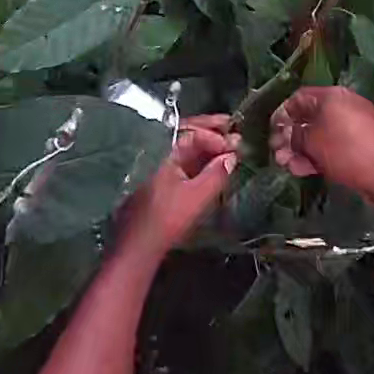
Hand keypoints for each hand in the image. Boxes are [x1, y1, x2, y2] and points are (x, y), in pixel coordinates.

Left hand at [114, 114, 239, 261]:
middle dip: (211, 130)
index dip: (214, 135)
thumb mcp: (197, 196)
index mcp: (165, 153)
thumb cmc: (167, 218)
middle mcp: (162, 156)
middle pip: (188, 134)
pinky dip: (203, 160)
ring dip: (209, 145)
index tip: (234, 142)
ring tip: (231, 144)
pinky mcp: (166, 183)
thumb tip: (232, 155)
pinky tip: (218, 163)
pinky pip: (187, 162)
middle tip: (233, 126)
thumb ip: (216, 173)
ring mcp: (163, 169)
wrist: (139, 246)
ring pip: (188, 148)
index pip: (192, 133)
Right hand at [268, 86, 373, 193]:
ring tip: (287, 166)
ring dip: (301, 150)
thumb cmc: (346, 149)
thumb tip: (285, 134)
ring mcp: (353, 127)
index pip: (299, 98)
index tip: (271, 131)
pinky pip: (332, 147)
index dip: (282, 114)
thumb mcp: (312, 141)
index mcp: (332, 96)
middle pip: (308, 118)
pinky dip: (317, 156)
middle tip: (277, 154)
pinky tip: (303, 170)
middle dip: (290, 137)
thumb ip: (294, 135)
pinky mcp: (359, 146)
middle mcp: (343, 106)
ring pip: (319, 135)